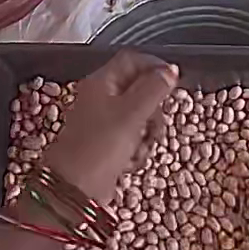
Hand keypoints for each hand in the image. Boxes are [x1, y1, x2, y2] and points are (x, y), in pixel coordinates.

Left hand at [40, 51, 178, 205]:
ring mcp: (105, 122)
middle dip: (153, 109)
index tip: (174, 82)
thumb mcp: (131, 113)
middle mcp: (102, 98)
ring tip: (140, 147)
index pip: (132, 59)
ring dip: (147, 134)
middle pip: (140, 90)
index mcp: (102, 82)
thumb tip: (170, 70)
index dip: (155, 66)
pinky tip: (130, 162)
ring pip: (140, 117)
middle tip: (154, 124)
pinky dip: (137, 150)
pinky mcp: (109, 145)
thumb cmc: (100, 147)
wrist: (74, 190)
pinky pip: (134, 139)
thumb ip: (153, 89)